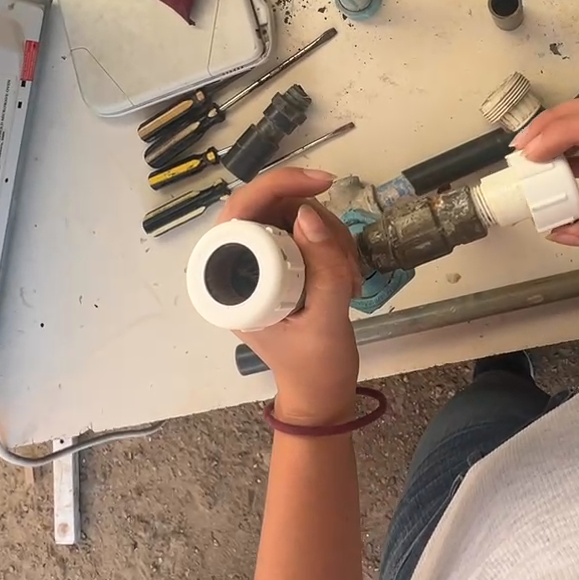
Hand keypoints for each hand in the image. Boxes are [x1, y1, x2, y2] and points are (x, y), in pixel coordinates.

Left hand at [219, 168, 361, 426]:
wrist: (322, 394)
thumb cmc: (315, 366)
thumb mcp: (325, 320)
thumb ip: (323, 268)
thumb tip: (308, 213)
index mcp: (228, 278)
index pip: (241, 210)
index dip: (278, 187)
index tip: (323, 185)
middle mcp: (239, 262)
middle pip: (273, 205)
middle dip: (317, 220)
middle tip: (346, 256)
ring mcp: (263, 260)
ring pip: (296, 213)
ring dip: (332, 236)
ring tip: (350, 278)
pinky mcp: (285, 261)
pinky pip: (310, 229)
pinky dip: (335, 243)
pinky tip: (349, 276)